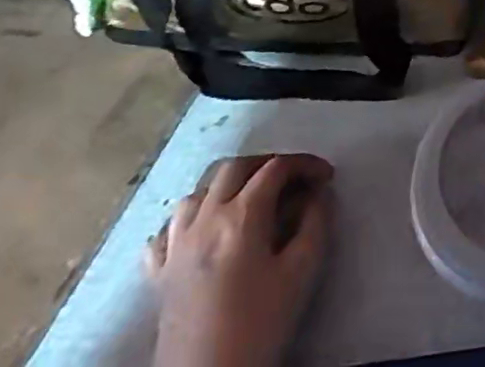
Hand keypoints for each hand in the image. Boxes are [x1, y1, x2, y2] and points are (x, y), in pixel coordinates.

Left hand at [147, 153, 335, 366]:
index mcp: (241, 217)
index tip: (326, 177)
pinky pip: (166, 231)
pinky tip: (205, 231)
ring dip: (229, 186)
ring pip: (197, 193)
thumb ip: (316, 221)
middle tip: (294, 179)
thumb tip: (317, 193)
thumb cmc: (261, 321)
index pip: (276, 168)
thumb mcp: (304, 268)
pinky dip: (189, 219)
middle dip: (268, 164)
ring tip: (252, 200)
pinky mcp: (157, 275)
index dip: (306, 164)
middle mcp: (203, 221)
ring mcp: (174, 248)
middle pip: (234, 168)